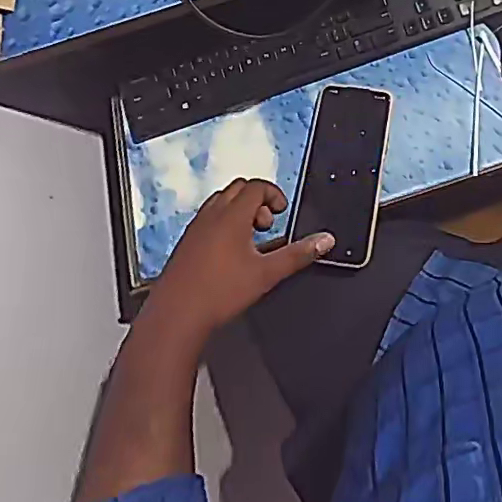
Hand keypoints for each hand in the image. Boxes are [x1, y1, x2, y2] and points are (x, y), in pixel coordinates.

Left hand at [140, 179, 333, 344]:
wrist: (176, 314)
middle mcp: (212, 214)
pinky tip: (230, 252)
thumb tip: (325, 240)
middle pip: (238, 189)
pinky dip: (224, 222)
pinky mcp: (187, 240)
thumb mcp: (267, 274)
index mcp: (232, 215)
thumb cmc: (220, 292)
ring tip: (251, 238)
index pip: (256, 187)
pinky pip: (208, 217)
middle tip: (267, 225)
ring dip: (240, 210)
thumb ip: (298, 255)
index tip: (282, 212)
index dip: (273, 194)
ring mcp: (196, 226)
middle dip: (257, 200)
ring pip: (221, 201)